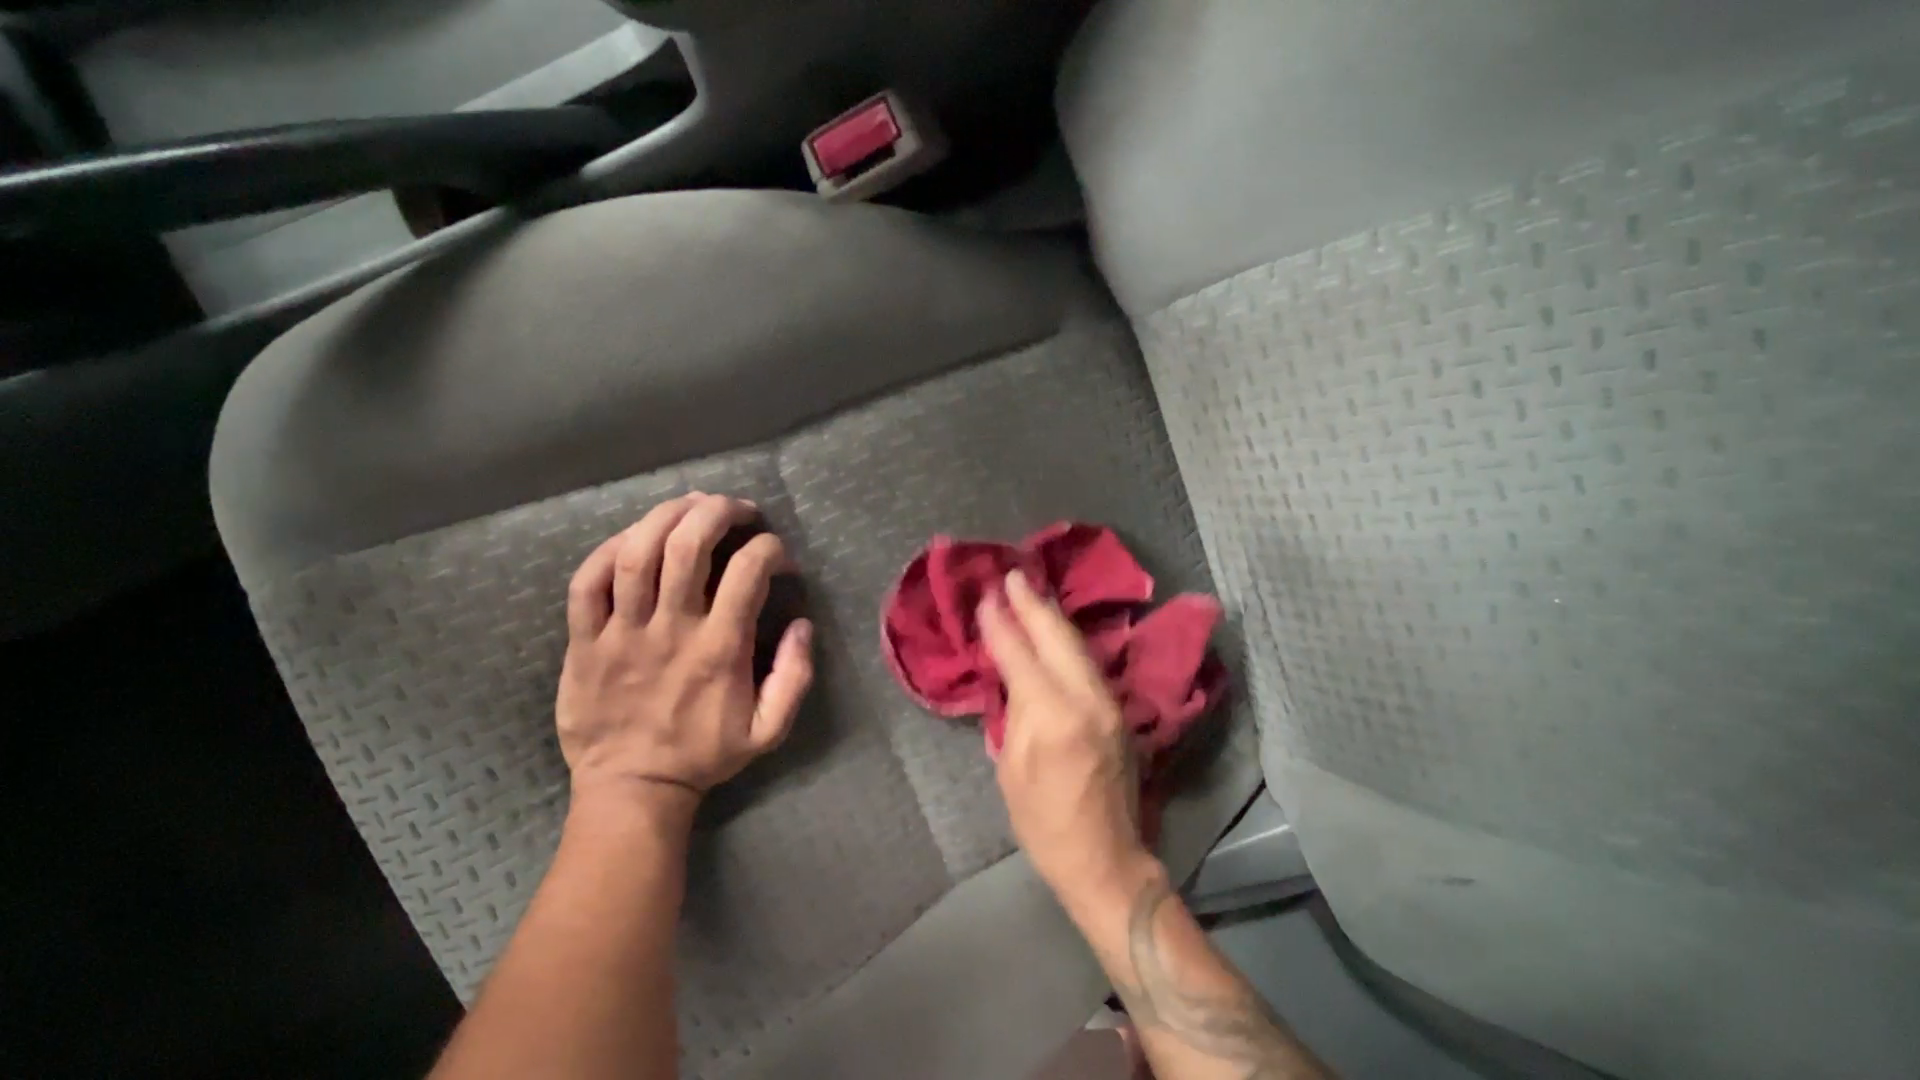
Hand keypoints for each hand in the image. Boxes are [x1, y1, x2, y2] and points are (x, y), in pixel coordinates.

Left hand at [555, 494, 814, 817]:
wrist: (632, 790)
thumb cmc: (703, 756)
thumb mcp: (768, 731)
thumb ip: (794, 677)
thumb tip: (801, 624)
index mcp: (719, 650)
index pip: (748, 572)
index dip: (769, 549)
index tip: (777, 554)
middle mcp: (670, 630)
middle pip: (688, 546)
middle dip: (717, 512)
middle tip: (736, 508)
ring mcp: (622, 632)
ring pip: (636, 553)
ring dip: (665, 516)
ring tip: (689, 504)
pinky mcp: (584, 641)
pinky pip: (586, 581)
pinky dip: (607, 549)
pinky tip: (632, 537)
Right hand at [979, 569, 1154, 908]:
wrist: (1105, 859)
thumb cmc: (1044, 825)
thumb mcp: (1011, 770)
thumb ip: (1013, 716)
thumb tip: (1010, 678)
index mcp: (1052, 717)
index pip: (1021, 656)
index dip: (1001, 624)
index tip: (987, 596)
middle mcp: (1086, 700)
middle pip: (1058, 638)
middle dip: (1033, 605)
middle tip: (1013, 575)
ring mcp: (1110, 705)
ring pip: (1079, 648)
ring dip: (1054, 619)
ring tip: (1032, 594)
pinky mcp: (1120, 714)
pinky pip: (1090, 666)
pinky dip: (1069, 644)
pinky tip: (1057, 633)